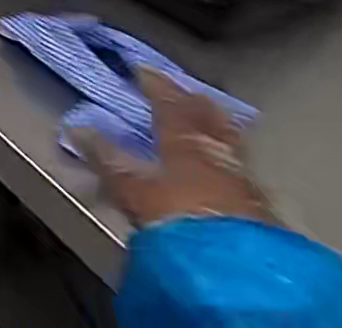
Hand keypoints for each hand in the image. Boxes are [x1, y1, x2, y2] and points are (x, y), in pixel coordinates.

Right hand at [77, 67, 279, 227]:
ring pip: (229, 141)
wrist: (240, 272)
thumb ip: (108, 161)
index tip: (143, 69)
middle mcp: (217, 153)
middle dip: (193, 102)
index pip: (169, 106)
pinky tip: (228, 163)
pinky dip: (230, 156)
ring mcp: (244, 180)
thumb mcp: (133, 191)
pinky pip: (242, 167)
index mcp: (184, 142)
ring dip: (216, 126)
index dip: (156, 86)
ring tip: (209, 117)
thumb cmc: (179, 220)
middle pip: (207, 119)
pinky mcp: (262, 209)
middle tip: (184, 89)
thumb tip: (79, 130)